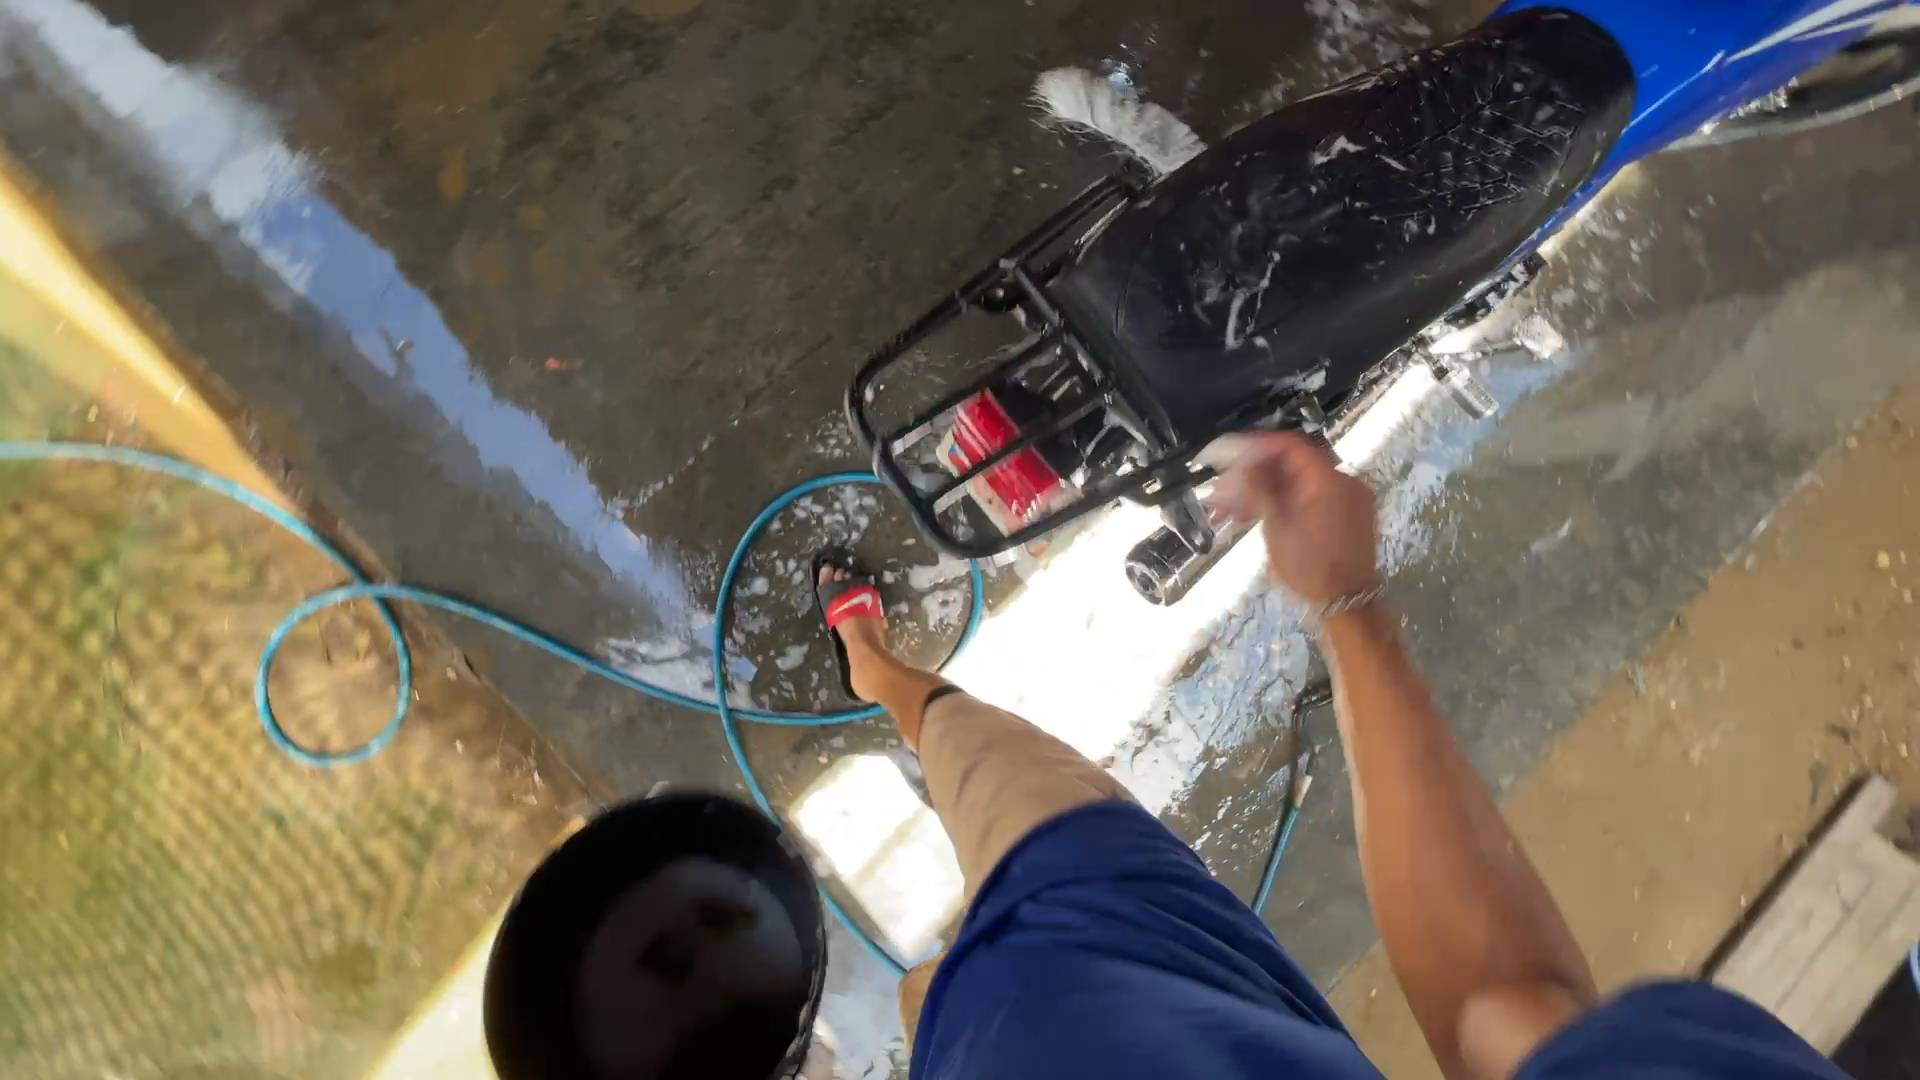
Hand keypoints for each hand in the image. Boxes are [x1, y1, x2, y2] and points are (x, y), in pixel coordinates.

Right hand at [1212, 433, 1378, 607]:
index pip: (1290, 446)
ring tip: (1231, 511)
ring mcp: (1346, 500)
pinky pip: (1309, 498)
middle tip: (1223, 492)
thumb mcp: (1277, 526)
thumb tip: (1241, 466)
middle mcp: (1343, 483)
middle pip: (1291, 465)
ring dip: (1263, 492)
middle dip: (1253, 476)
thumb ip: (1259, 489)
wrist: (1347, 603)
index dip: (1257, 447)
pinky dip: (1282, 503)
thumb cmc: (1310, 567)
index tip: (1230, 456)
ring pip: (1297, 484)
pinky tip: (1255, 518)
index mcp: (1328, 481)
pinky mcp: (1344, 516)